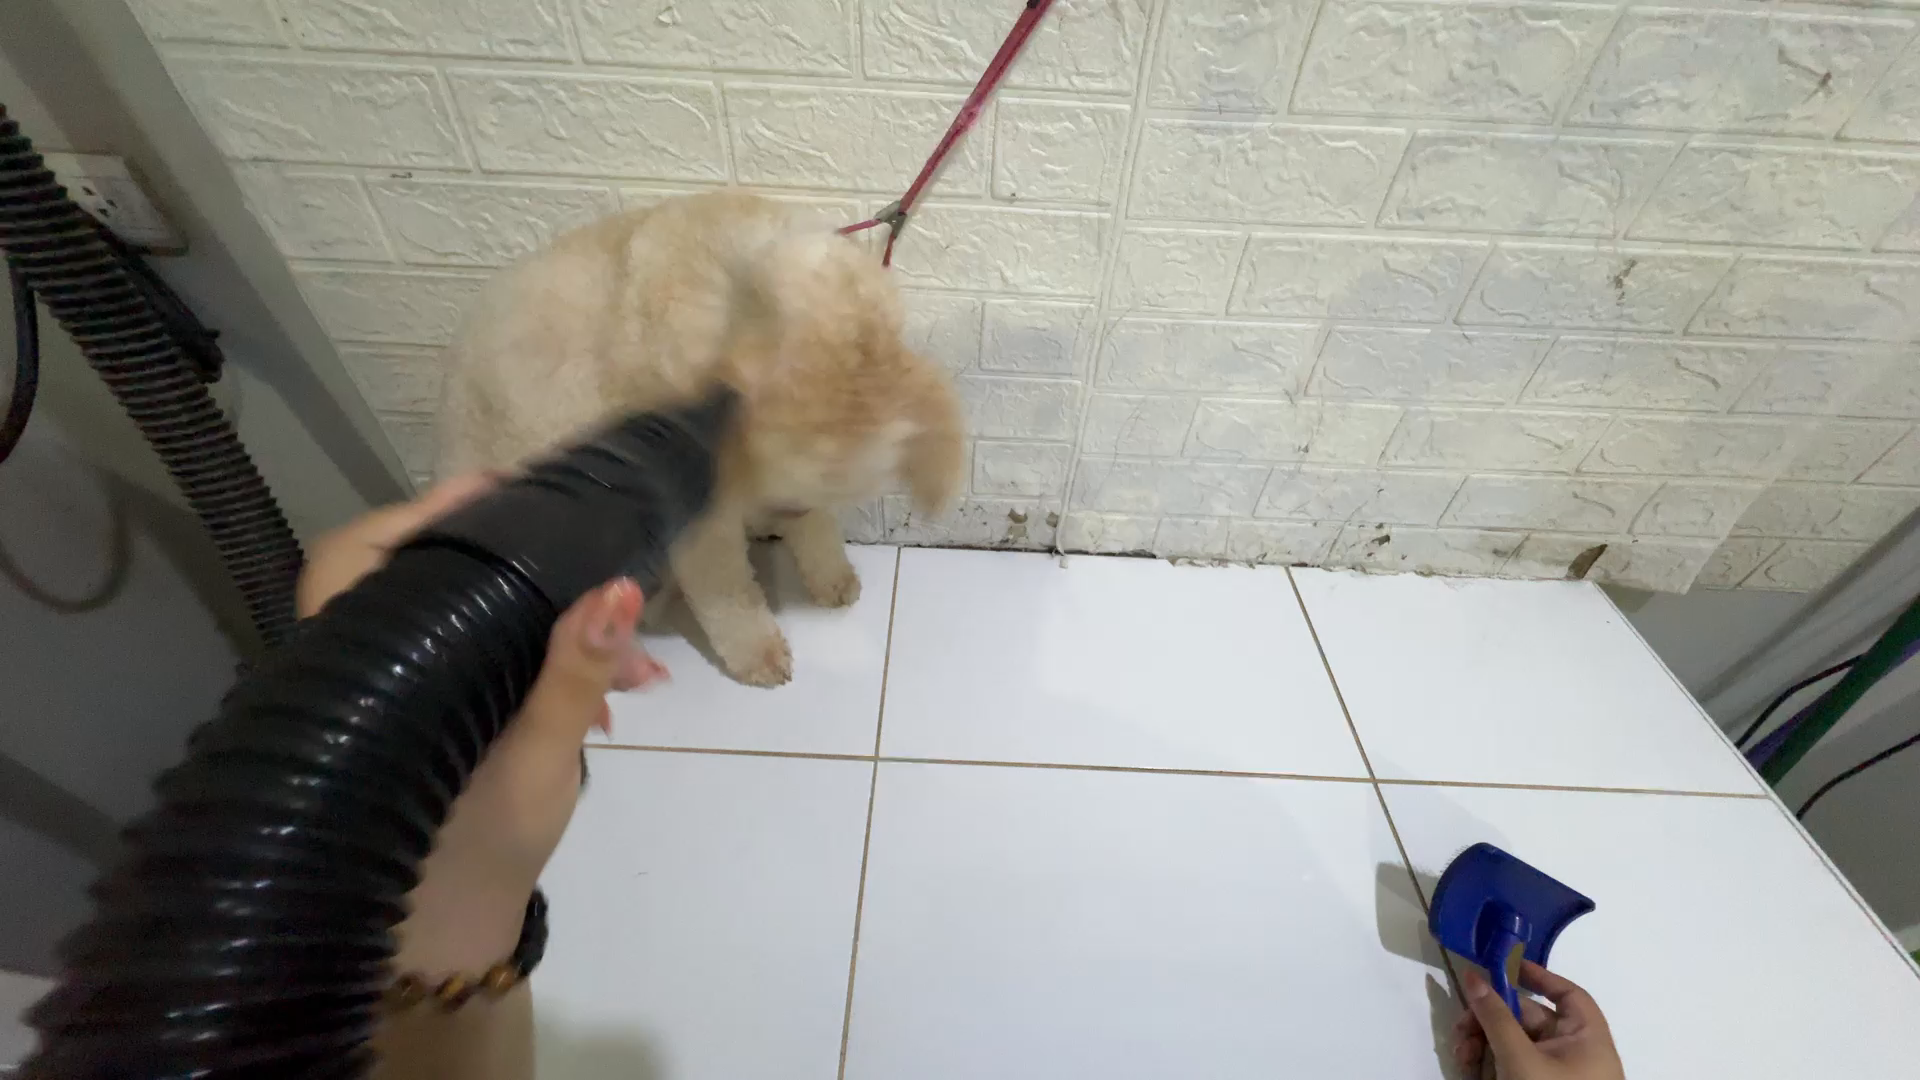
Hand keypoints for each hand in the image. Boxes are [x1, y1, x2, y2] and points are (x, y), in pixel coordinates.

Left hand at [299, 475, 668, 975]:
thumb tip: (620, 587)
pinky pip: (499, 660)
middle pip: (423, 578)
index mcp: (373, 673)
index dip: (422, 513)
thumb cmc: (483, 845)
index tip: (499, 486)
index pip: (361, 561)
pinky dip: (553, 658)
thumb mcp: (543, 756)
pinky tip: (615, 687)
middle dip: (509, 556)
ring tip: (635, 652)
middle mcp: (380, 673)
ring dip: (555, 621)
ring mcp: (416, 695)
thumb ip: (576, 673)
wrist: (454, 928)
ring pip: (472, 623)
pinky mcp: (449, 714)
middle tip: (574, 535)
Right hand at [1453, 962, 1625, 1079]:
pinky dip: (1489, 1061)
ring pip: (1512, 1039)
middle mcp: (1576, 1053)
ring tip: (1461, 1057)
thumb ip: (1494, 1014)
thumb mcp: (1518, 1057)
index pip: (1570, 995)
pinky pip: (1512, 1061)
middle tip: (1461, 1030)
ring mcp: (1559, 1073)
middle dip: (1487, 1019)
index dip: (1539, 975)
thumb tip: (1473, 975)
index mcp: (1588, 1042)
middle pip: (1527, 1016)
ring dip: (1481, 1041)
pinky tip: (1470, 1069)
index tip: (1501, 967)